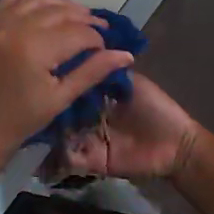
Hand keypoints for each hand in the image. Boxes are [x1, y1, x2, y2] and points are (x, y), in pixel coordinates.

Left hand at [0, 0, 134, 164]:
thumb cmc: (15, 123)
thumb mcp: (57, 99)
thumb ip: (90, 73)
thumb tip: (124, 54)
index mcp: (35, 47)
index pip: (77, 32)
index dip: (97, 37)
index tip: (106, 46)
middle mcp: (12, 26)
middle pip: (56, 10)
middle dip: (81, 16)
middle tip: (96, 26)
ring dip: (56, 2)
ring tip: (71, 14)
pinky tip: (38, 3)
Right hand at [40, 73, 203, 180]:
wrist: (177, 146)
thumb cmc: (157, 110)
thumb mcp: (132, 83)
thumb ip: (107, 70)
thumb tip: (82, 53)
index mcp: (94, 96)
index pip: (69, 87)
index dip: (58, 82)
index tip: (41, 74)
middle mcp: (85, 116)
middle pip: (60, 111)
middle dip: (48, 107)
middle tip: (35, 101)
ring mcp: (85, 139)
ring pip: (59, 133)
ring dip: (49, 130)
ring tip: (38, 123)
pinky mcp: (90, 161)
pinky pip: (69, 158)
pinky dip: (59, 153)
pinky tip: (52, 144)